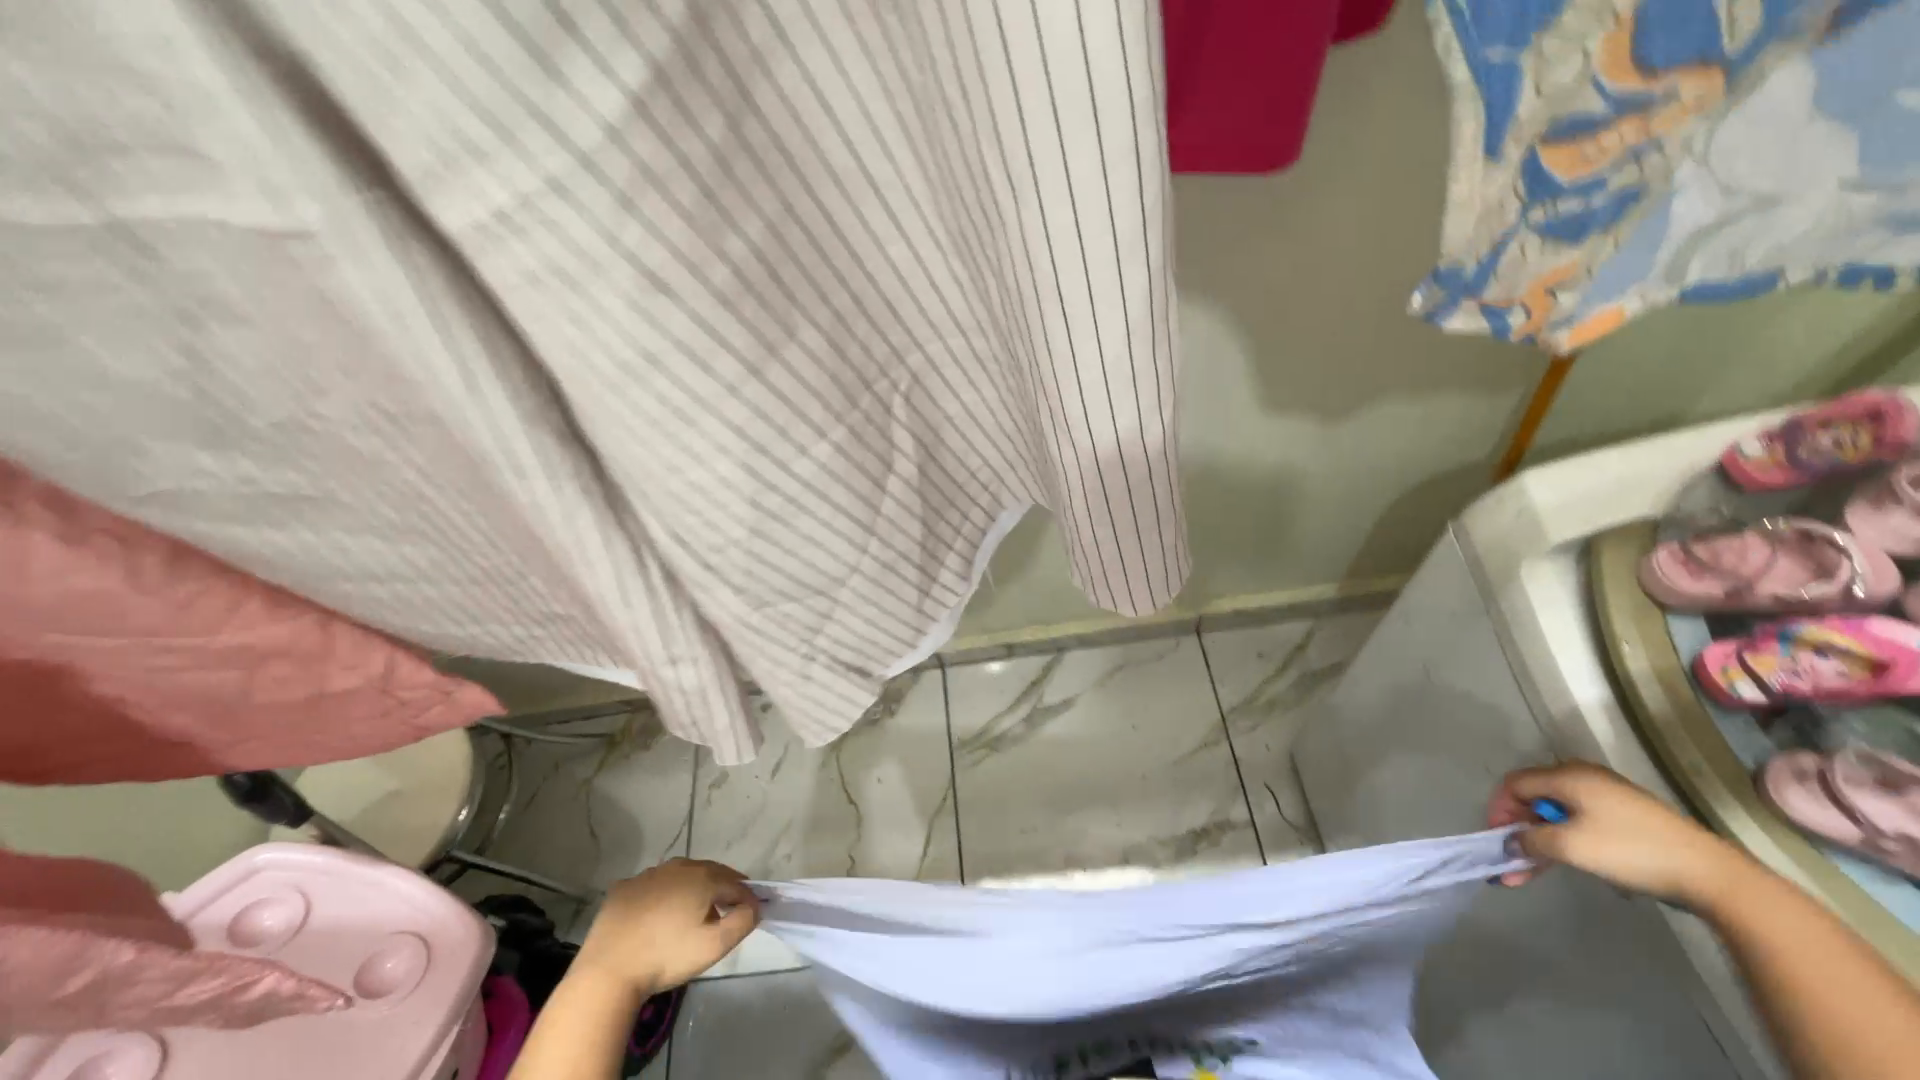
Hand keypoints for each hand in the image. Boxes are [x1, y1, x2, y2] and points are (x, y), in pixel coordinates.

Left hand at [571, 858, 759, 999]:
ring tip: (692, 914)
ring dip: (691, 890)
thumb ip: (744, 921)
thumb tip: (753, 906)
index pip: (736, 884)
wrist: (609, 971)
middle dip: (722, 889)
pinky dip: (661, 896)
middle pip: (709, 873)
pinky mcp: (622, 889)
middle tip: (725, 912)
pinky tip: (657, 917)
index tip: (749, 916)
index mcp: (702, 877)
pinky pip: (651, 887)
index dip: (747, 899)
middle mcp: (676, 867)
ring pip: (679, 877)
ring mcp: (646, 875)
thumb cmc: (668, 956)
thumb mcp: (716, 945)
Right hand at [1487, 761, 1748, 905]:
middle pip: (1534, 798)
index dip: (1498, 809)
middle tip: (1509, 862)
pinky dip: (1563, 843)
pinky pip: (1579, 824)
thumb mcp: (1570, 846)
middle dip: (1516, 830)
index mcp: (1568, 776)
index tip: (1496, 841)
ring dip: (1538, 842)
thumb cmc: (1630, 851)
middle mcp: (1585, 778)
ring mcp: (1607, 797)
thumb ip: (1530, 840)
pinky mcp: (1625, 817)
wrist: (1707, 873)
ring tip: (1527, 875)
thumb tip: (1510, 841)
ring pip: (1557, 815)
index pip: (1514, 783)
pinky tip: (1563, 866)